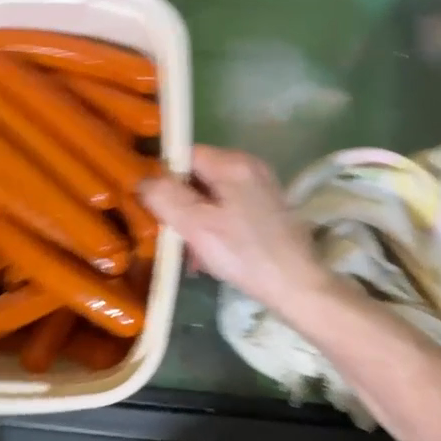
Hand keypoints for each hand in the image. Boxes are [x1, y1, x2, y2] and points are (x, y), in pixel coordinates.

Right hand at [139, 146, 337, 314]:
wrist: (297, 286)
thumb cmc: (245, 254)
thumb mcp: (197, 226)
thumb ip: (166, 197)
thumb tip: (142, 179)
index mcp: (233, 163)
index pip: (184, 155)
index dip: (164, 179)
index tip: (154, 208)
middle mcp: (250, 166)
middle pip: (199, 176)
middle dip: (181, 205)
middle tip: (172, 236)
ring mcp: (262, 187)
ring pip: (213, 196)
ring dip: (197, 221)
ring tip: (191, 254)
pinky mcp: (269, 208)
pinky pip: (230, 208)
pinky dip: (215, 226)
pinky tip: (211, 255)